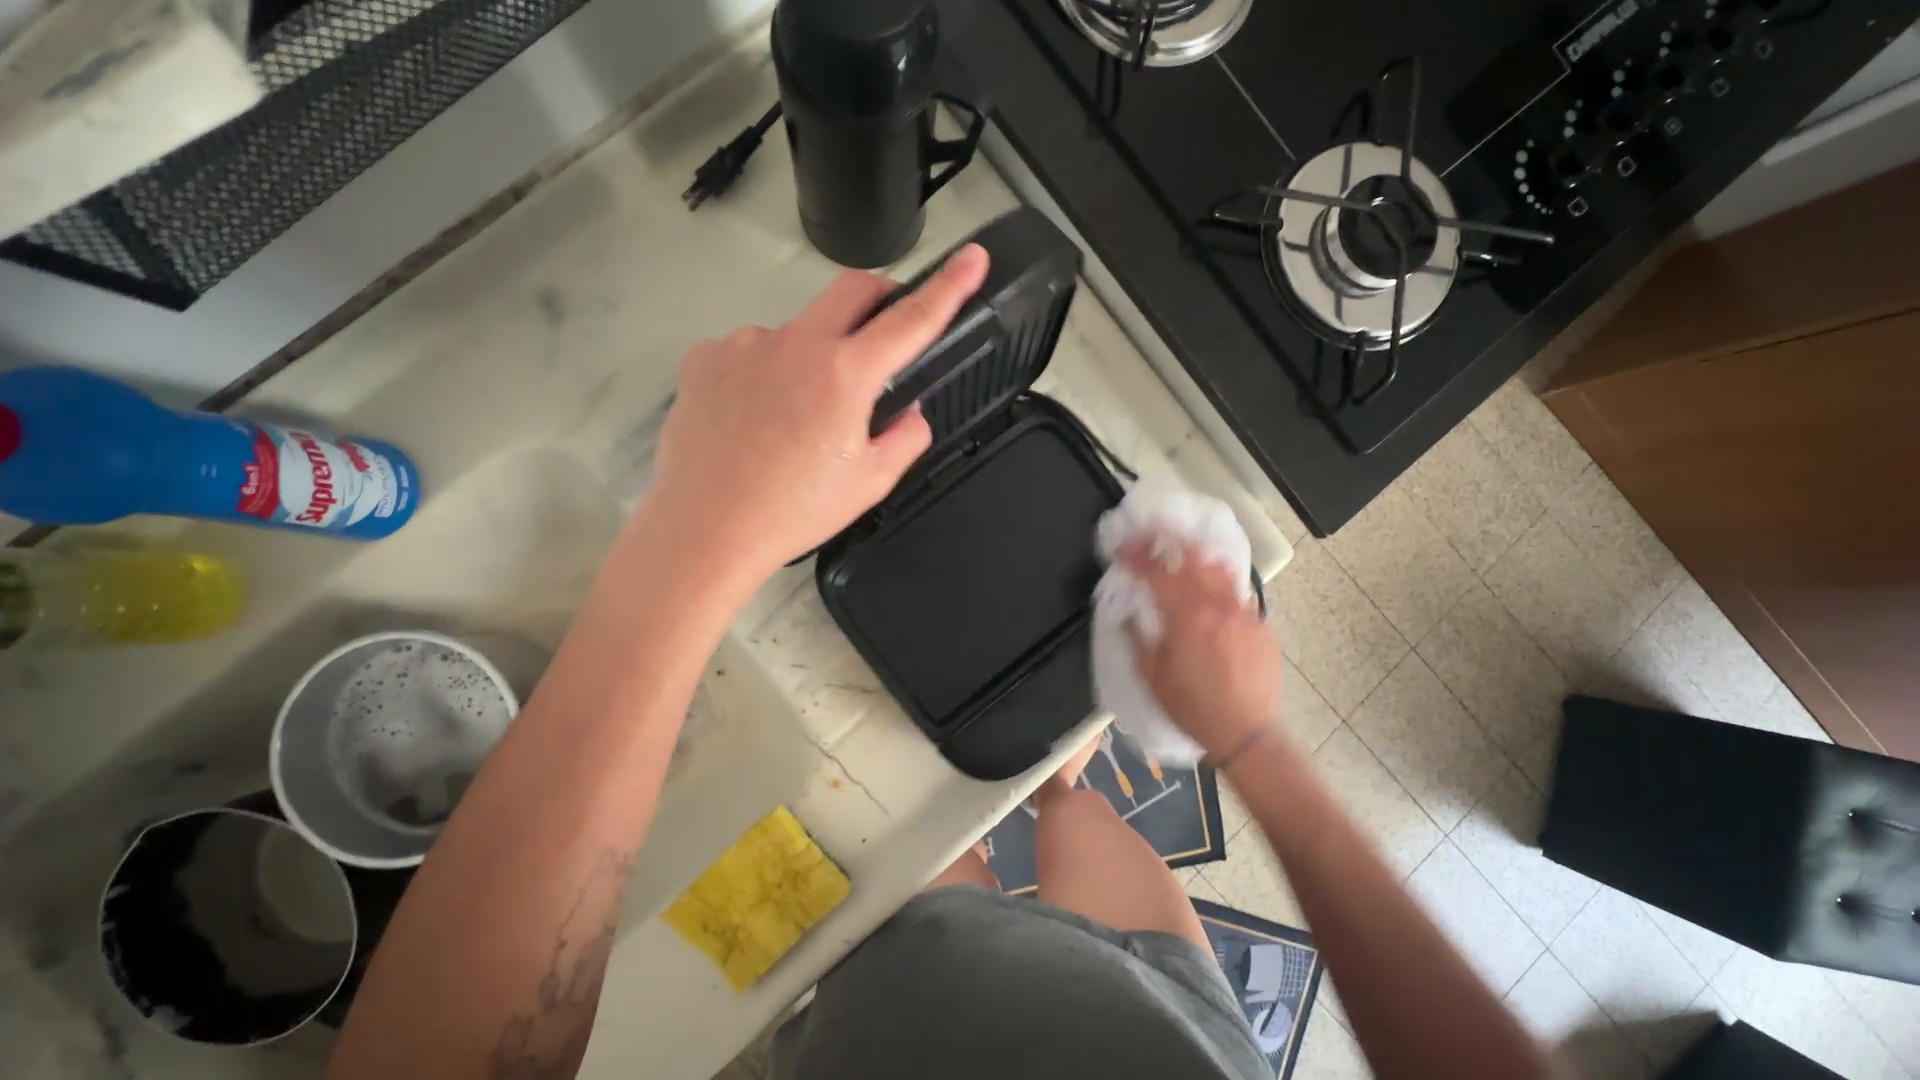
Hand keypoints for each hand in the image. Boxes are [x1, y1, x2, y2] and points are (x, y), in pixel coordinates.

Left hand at [649, 245, 989, 574]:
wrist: (704, 531)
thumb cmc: (793, 511)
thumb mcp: (870, 483)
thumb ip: (906, 436)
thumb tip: (909, 409)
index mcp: (844, 374)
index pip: (911, 318)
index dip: (949, 285)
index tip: (972, 258)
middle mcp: (795, 343)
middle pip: (853, 289)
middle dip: (880, 298)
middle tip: (882, 336)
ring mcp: (744, 344)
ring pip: (797, 330)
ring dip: (811, 355)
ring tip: (793, 418)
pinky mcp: (705, 357)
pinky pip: (750, 352)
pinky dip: (764, 374)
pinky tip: (753, 419)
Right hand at [1120, 540, 1281, 760]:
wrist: (1246, 733)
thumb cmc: (1193, 707)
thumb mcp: (1152, 675)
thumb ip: (1138, 637)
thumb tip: (1129, 613)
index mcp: (1187, 616)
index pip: (1157, 572)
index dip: (1137, 554)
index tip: (1123, 546)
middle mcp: (1218, 606)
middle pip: (1194, 557)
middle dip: (1170, 542)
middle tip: (1154, 537)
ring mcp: (1244, 613)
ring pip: (1221, 570)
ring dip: (1198, 559)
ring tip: (1185, 557)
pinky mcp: (1261, 626)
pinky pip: (1238, 595)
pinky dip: (1220, 587)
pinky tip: (1212, 595)